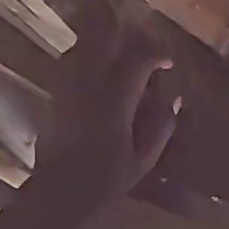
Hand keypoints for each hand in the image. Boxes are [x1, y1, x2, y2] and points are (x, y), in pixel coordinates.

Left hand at [31, 33, 180, 213]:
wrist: (61, 190)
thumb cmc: (107, 179)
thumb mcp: (144, 159)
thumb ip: (161, 127)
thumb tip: (174, 100)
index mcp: (114, 101)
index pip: (138, 60)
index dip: (157, 54)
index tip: (169, 62)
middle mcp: (88, 84)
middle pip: (105, 38)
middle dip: (128, 39)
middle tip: (143, 52)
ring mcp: (66, 85)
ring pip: (84, 45)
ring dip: (105, 45)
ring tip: (120, 60)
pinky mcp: (53, 93)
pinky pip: (70, 62)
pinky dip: (87, 59)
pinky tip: (98, 76)